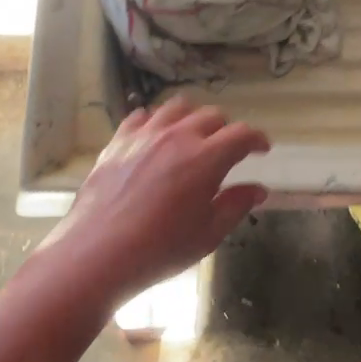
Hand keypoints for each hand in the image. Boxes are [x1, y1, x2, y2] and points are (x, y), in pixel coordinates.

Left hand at [45, 98, 269, 301]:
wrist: (98, 253)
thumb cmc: (160, 249)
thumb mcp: (207, 234)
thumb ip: (235, 205)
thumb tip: (258, 190)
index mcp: (206, 158)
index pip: (241, 135)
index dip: (257, 139)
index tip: (262, 149)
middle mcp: (177, 136)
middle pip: (211, 116)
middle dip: (226, 129)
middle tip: (227, 149)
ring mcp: (144, 135)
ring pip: (176, 108)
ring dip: (192, 118)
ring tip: (193, 135)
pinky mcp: (117, 142)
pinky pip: (140, 117)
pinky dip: (155, 121)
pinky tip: (155, 136)